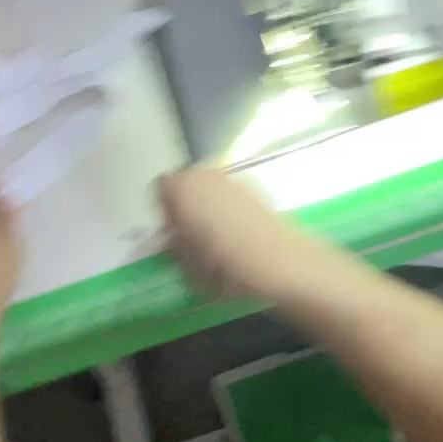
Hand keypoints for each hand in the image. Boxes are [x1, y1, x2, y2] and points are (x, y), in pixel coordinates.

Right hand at [157, 167, 343, 300]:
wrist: (283, 265)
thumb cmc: (227, 267)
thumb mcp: (188, 264)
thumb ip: (173, 247)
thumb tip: (169, 241)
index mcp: (180, 188)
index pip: (159, 189)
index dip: (164, 213)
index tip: (171, 236)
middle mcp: (204, 173)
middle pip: (184, 184)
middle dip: (184, 206)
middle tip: (191, 238)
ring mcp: (232, 177)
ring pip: (208, 189)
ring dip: (206, 208)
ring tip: (215, 239)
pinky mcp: (255, 187)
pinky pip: (229, 195)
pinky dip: (227, 209)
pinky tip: (237, 235)